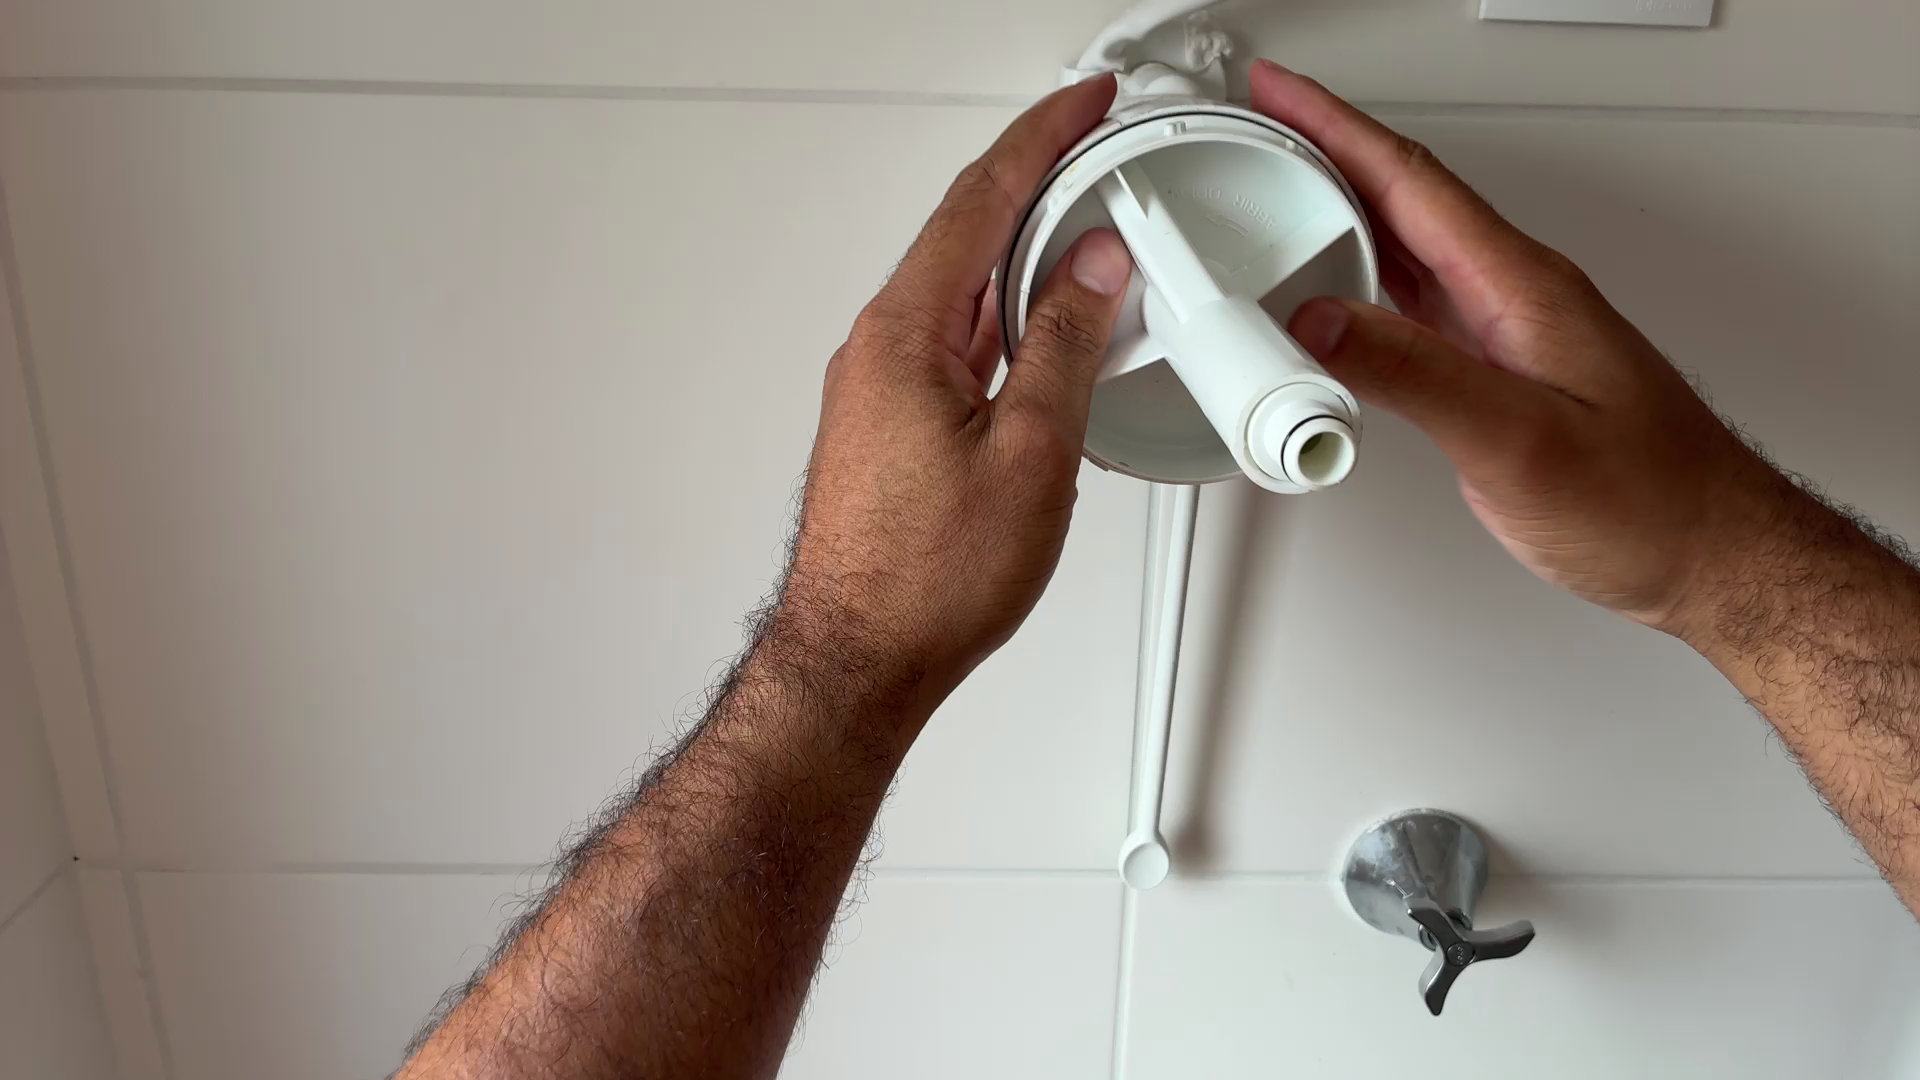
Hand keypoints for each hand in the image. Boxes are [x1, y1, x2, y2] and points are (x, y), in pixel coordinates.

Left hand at [779, 75, 1132, 722]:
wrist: (861, 655)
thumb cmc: (926, 578)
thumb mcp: (1029, 453)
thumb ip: (1062, 346)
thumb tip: (1090, 270)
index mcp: (905, 337)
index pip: (979, 203)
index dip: (1041, 143)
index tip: (1082, 108)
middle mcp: (879, 354)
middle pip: (965, 241)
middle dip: (1035, 194)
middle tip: (1092, 168)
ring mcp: (880, 393)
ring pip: (961, 299)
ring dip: (1021, 265)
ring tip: (1081, 249)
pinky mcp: (889, 430)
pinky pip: (952, 349)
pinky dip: (1001, 326)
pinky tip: (1036, 336)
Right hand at [1251, 60, 1806, 639]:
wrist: (1693, 545)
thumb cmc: (1637, 495)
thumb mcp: (1514, 434)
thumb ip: (1412, 373)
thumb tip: (1318, 323)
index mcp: (1515, 285)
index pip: (1411, 181)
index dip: (1338, 128)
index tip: (1283, 96)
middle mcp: (1502, 293)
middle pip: (1398, 196)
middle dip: (1323, 150)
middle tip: (1262, 133)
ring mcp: (1490, 328)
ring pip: (1396, 244)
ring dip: (1332, 209)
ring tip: (1275, 196)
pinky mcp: (1477, 364)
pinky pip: (1399, 300)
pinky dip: (1348, 279)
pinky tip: (1320, 290)